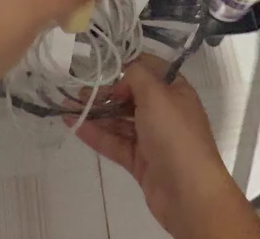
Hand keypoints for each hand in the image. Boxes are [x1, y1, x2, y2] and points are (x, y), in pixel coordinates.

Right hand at [72, 55, 259, 238]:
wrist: (190, 194)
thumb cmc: (175, 135)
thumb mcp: (156, 95)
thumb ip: (135, 75)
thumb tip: (121, 75)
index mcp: (175, 90)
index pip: (149, 68)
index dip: (126, 65)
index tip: (102, 64)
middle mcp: (164, 111)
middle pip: (130, 95)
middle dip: (105, 90)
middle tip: (78, 88)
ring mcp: (151, 138)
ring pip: (120, 120)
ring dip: (96, 111)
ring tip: (69, 104)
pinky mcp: (140, 161)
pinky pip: (115, 142)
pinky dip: (95, 133)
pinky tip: (74, 124)